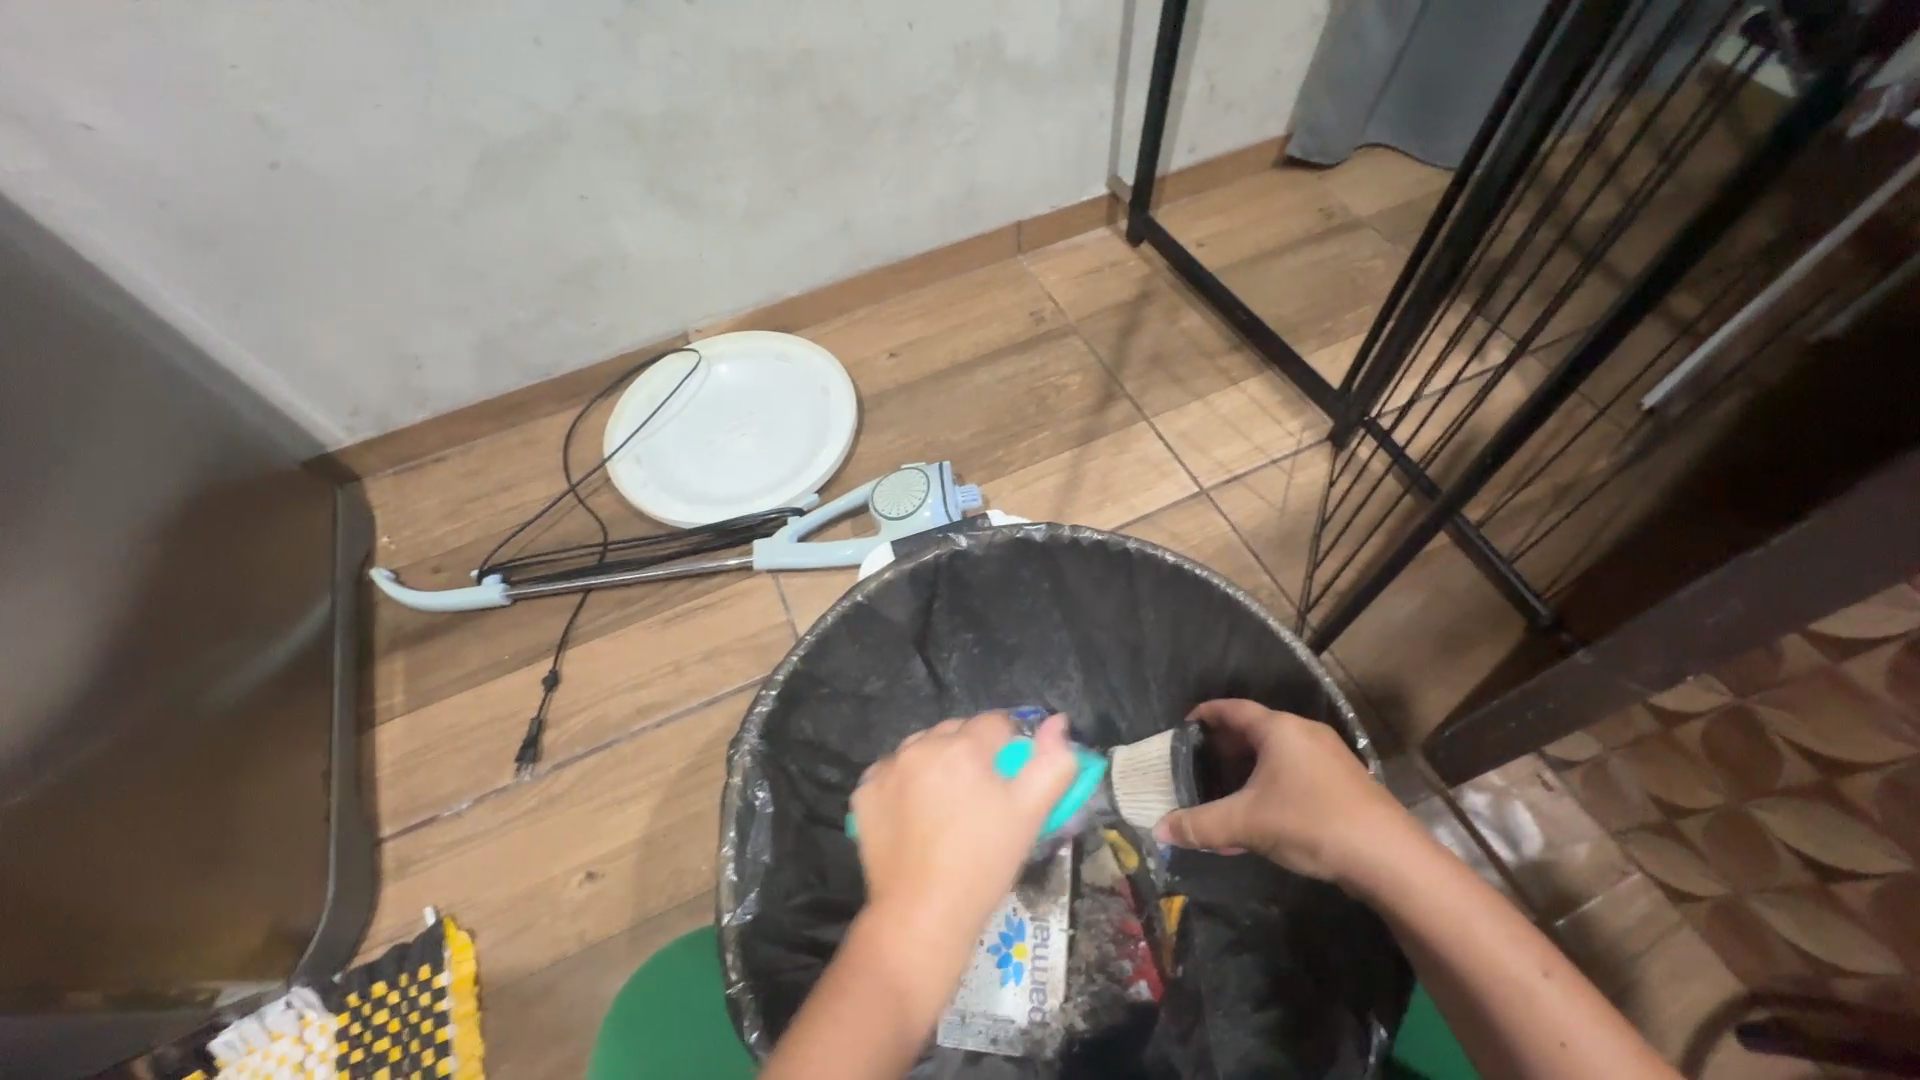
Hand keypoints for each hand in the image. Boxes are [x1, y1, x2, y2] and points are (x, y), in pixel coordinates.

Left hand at [851, 711, 1079, 955]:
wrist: (923, 914)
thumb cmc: (984, 863)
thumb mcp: (1031, 814)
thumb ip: (1053, 762)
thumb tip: (1058, 722)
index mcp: (964, 746)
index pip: (996, 723)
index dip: (1009, 749)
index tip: (1009, 783)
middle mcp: (921, 746)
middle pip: (956, 732)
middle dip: (971, 754)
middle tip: (980, 799)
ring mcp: (887, 769)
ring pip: (922, 749)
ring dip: (936, 764)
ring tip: (946, 807)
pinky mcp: (863, 793)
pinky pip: (891, 773)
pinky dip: (904, 784)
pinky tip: (914, 816)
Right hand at [1151, 699, 1414, 886]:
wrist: (1388, 857)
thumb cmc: (1310, 822)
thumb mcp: (1246, 823)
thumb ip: (1199, 825)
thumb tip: (1159, 831)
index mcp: (1279, 729)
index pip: (1233, 709)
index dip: (1206, 714)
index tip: (1184, 725)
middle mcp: (1304, 733)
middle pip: (1255, 731)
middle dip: (1224, 748)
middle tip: (1198, 765)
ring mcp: (1329, 757)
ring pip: (1276, 755)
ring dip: (1248, 771)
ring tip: (1224, 794)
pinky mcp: (1343, 783)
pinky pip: (1295, 774)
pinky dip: (1270, 786)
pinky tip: (1260, 817)